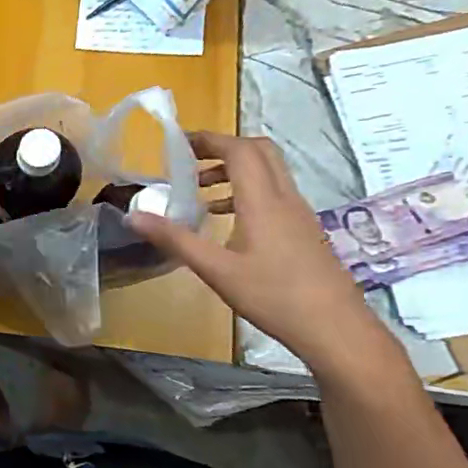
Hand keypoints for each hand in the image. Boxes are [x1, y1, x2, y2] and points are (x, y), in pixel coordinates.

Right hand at [128, 132, 387, 366]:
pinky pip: (273, 194)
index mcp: (263, 202)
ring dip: (232, 170)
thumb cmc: (272, 296)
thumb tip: (133, 215)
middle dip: (222, 148)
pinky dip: (244, 191)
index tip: (177, 143)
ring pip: (268, 173)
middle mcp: (285, 199)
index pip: (240, 151)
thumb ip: (174, 239)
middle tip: (187, 160)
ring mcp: (299, 214)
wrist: (334, 327)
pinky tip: (223, 219)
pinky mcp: (303, 230)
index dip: (209, 140)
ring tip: (197, 191)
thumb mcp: (214, 269)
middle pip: (260, 152)